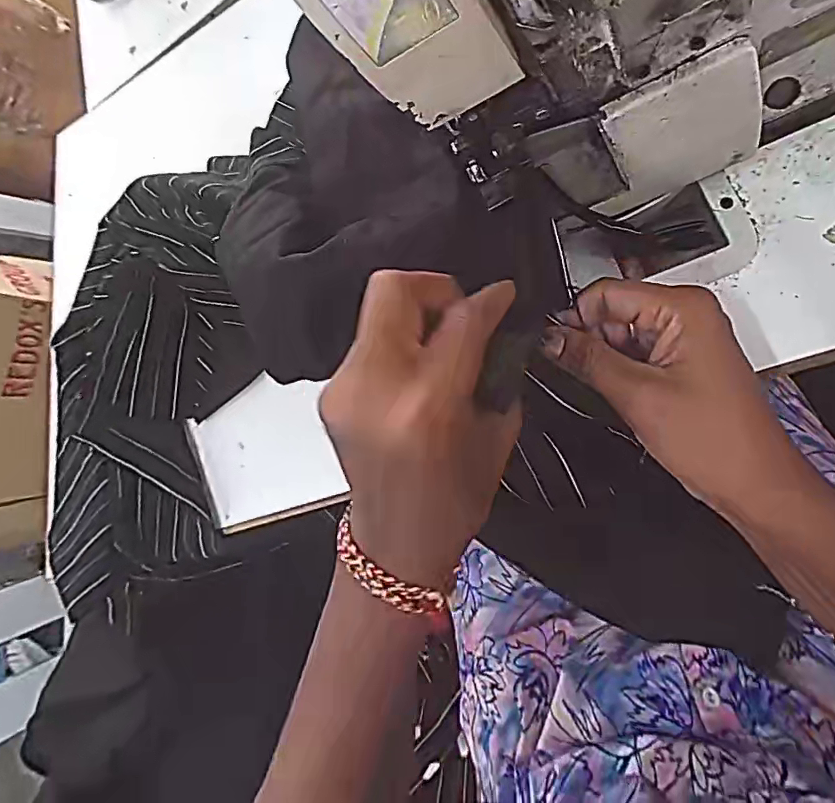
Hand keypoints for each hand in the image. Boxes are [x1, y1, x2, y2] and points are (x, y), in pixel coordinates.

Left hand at [319, 271, 520, 588]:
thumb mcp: (494, 432)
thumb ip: (495, 369)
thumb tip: (494, 326)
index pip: (460, 319)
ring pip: (377, 306)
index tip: (502, 294)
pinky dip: (400, 338)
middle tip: (460, 311)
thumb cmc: (450, 503)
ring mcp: (344, 389)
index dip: (490, 299)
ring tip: (441, 341)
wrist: (394, 545)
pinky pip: (370, 338)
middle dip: (437, 288)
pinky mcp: (332, 392)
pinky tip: (418, 364)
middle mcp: (375, 390)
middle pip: (396, 289)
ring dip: (418, 313)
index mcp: (426, 406)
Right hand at [541, 279, 804, 514]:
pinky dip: (630, 373)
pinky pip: (643, 352)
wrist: (755, 483)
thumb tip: (554, 338)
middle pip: (616, 310)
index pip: (608, 291)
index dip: (578, 319)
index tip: (559, 346)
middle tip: (596, 378)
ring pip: (626, 334)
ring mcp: (691, 336)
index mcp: (685, 307)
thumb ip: (588, 359)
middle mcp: (692, 313)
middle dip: (597, 343)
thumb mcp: (639, 396)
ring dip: (614, 363)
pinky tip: (638, 399)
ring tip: (630, 396)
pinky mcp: (688, 358)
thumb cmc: (721, 443)